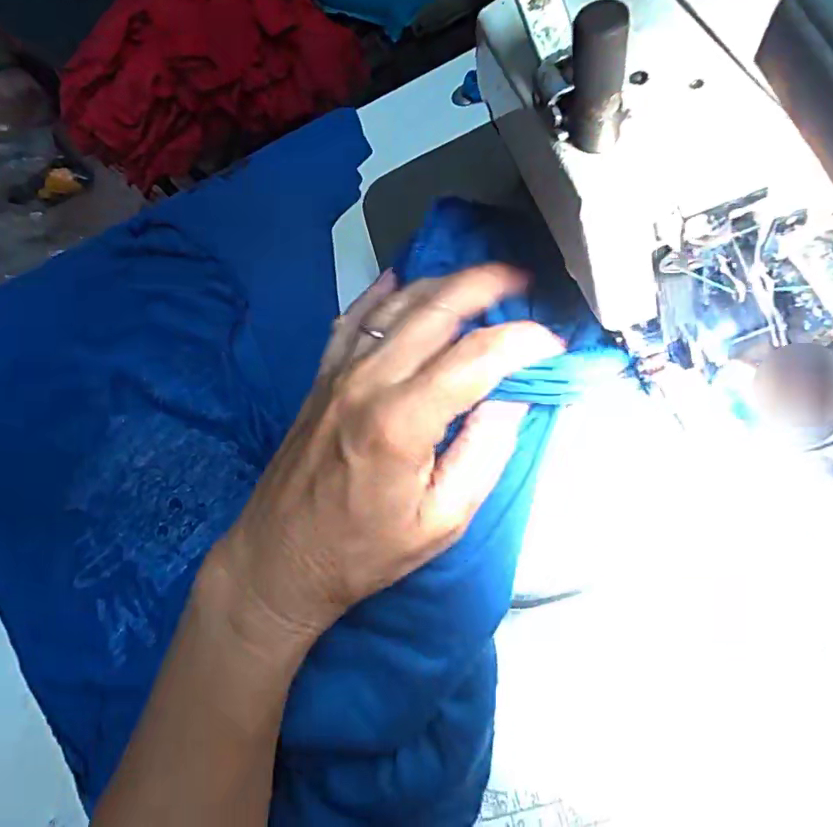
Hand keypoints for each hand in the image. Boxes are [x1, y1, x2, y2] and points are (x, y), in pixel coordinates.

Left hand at [205, 264, 565, 648]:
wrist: (281, 555)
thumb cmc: (364, 550)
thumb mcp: (440, 521)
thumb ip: (483, 453)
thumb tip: (514, 397)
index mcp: (401, 421)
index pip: (476, 357)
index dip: (523, 341)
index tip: (552, 342)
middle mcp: (369, 381)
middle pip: (436, 309)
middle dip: (486, 284)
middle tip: (522, 280)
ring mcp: (341, 371)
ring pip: (397, 304)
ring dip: (443, 282)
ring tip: (479, 278)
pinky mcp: (323, 373)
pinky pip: (355, 317)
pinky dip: (383, 292)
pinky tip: (402, 278)